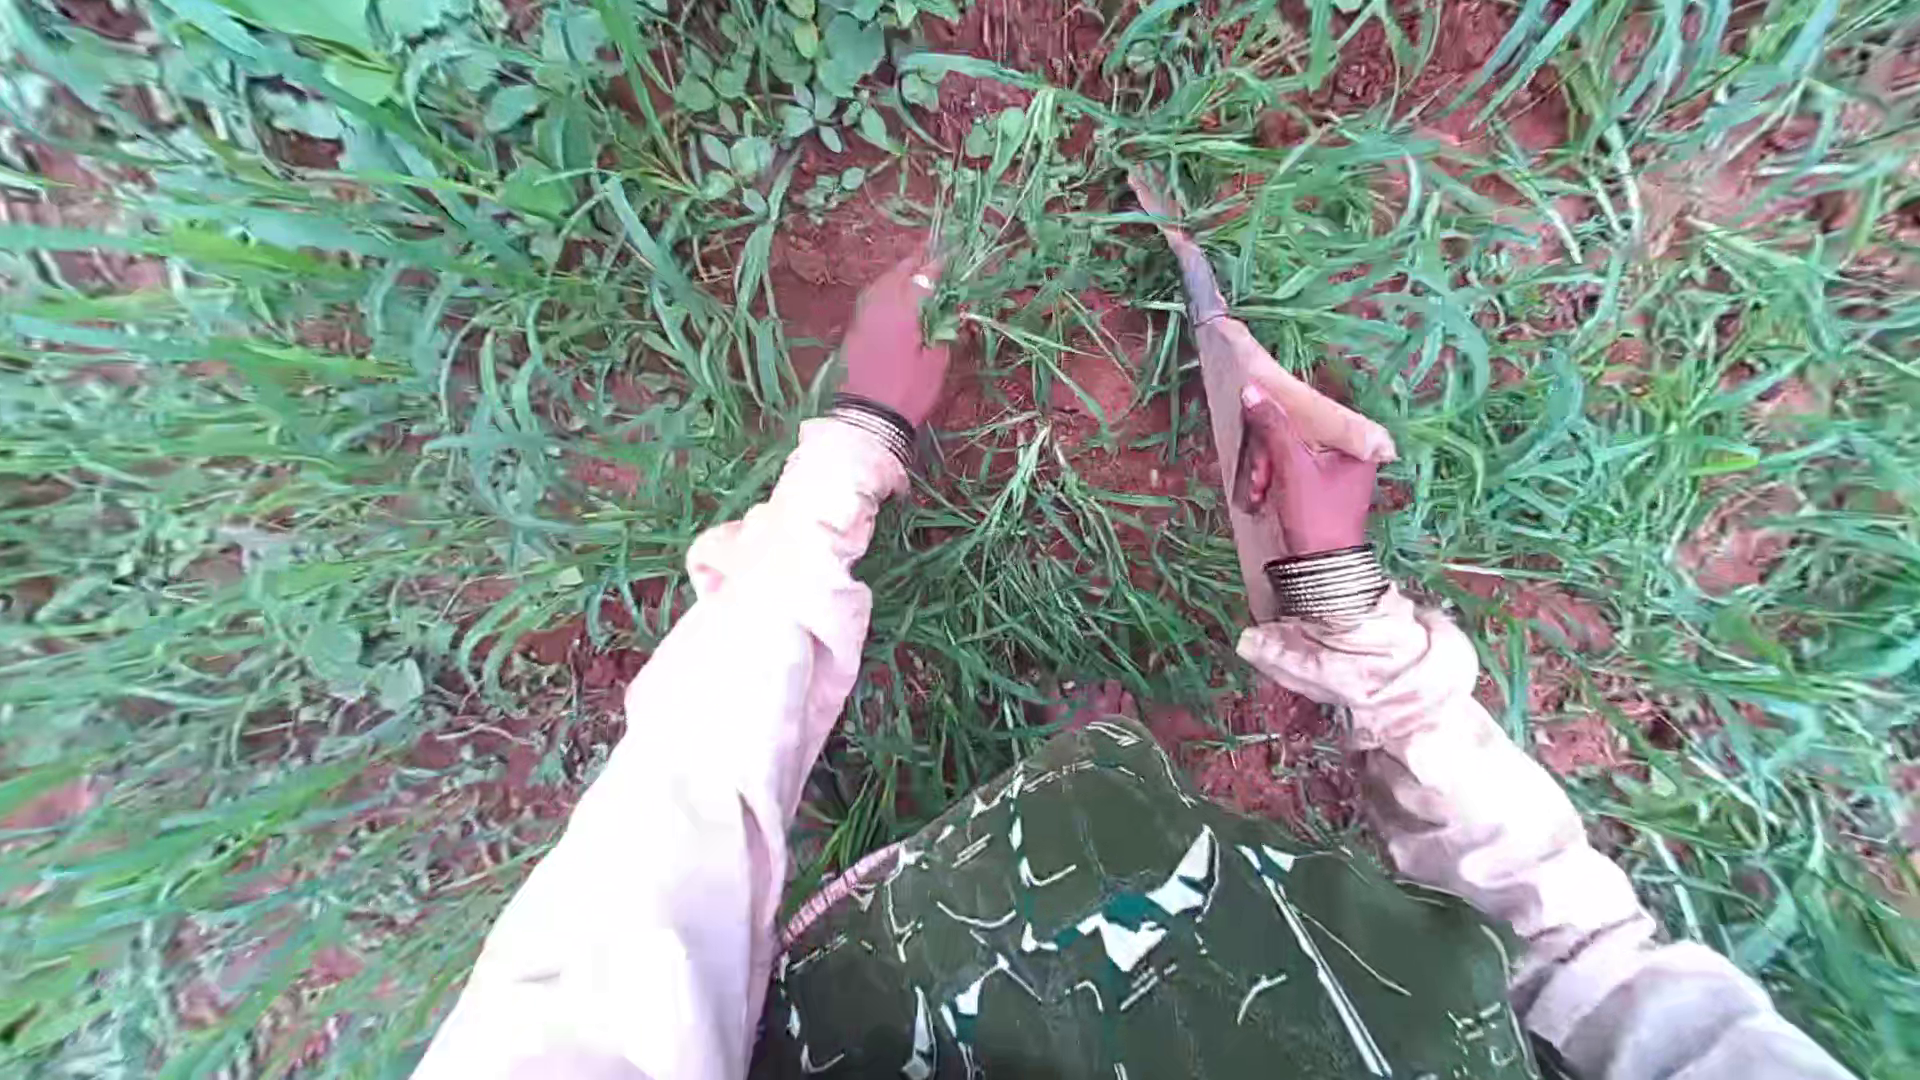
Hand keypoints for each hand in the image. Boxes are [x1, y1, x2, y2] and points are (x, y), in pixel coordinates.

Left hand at [840, 249, 947, 425]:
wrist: (869, 418)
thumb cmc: (908, 394)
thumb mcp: (935, 365)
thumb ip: (942, 333)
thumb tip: (948, 314)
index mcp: (903, 313)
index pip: (922, 281)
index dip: (936, 267)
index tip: (948, 257)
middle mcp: (880, 309)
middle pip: (896, 276)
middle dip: (913, 263)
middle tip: (928, 253)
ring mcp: (863, 320)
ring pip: (879, 286)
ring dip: (895, 274)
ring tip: (909, 270)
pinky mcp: (854, 333)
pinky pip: (870, 301)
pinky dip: (883, 291)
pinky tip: (890, 295)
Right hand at [1239, 384, 1377, 554]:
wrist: (1317, 565)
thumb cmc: (1314, 513)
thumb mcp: (1291, 466)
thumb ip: (1272, 427)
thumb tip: (1251, 390)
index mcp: (1357, 443)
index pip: (1312, 412)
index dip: (1280, 421)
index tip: (1258, 436)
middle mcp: (1349, 453)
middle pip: (1297, 435)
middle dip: (1269, 456)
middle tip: (1260, 476)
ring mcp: (1334, 472)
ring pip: (1288, 453)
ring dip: (1266, 470)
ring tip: (1261, 491)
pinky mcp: (1319, 488)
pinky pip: (1289, 470)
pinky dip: (1273, 480)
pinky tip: (1264, 495)